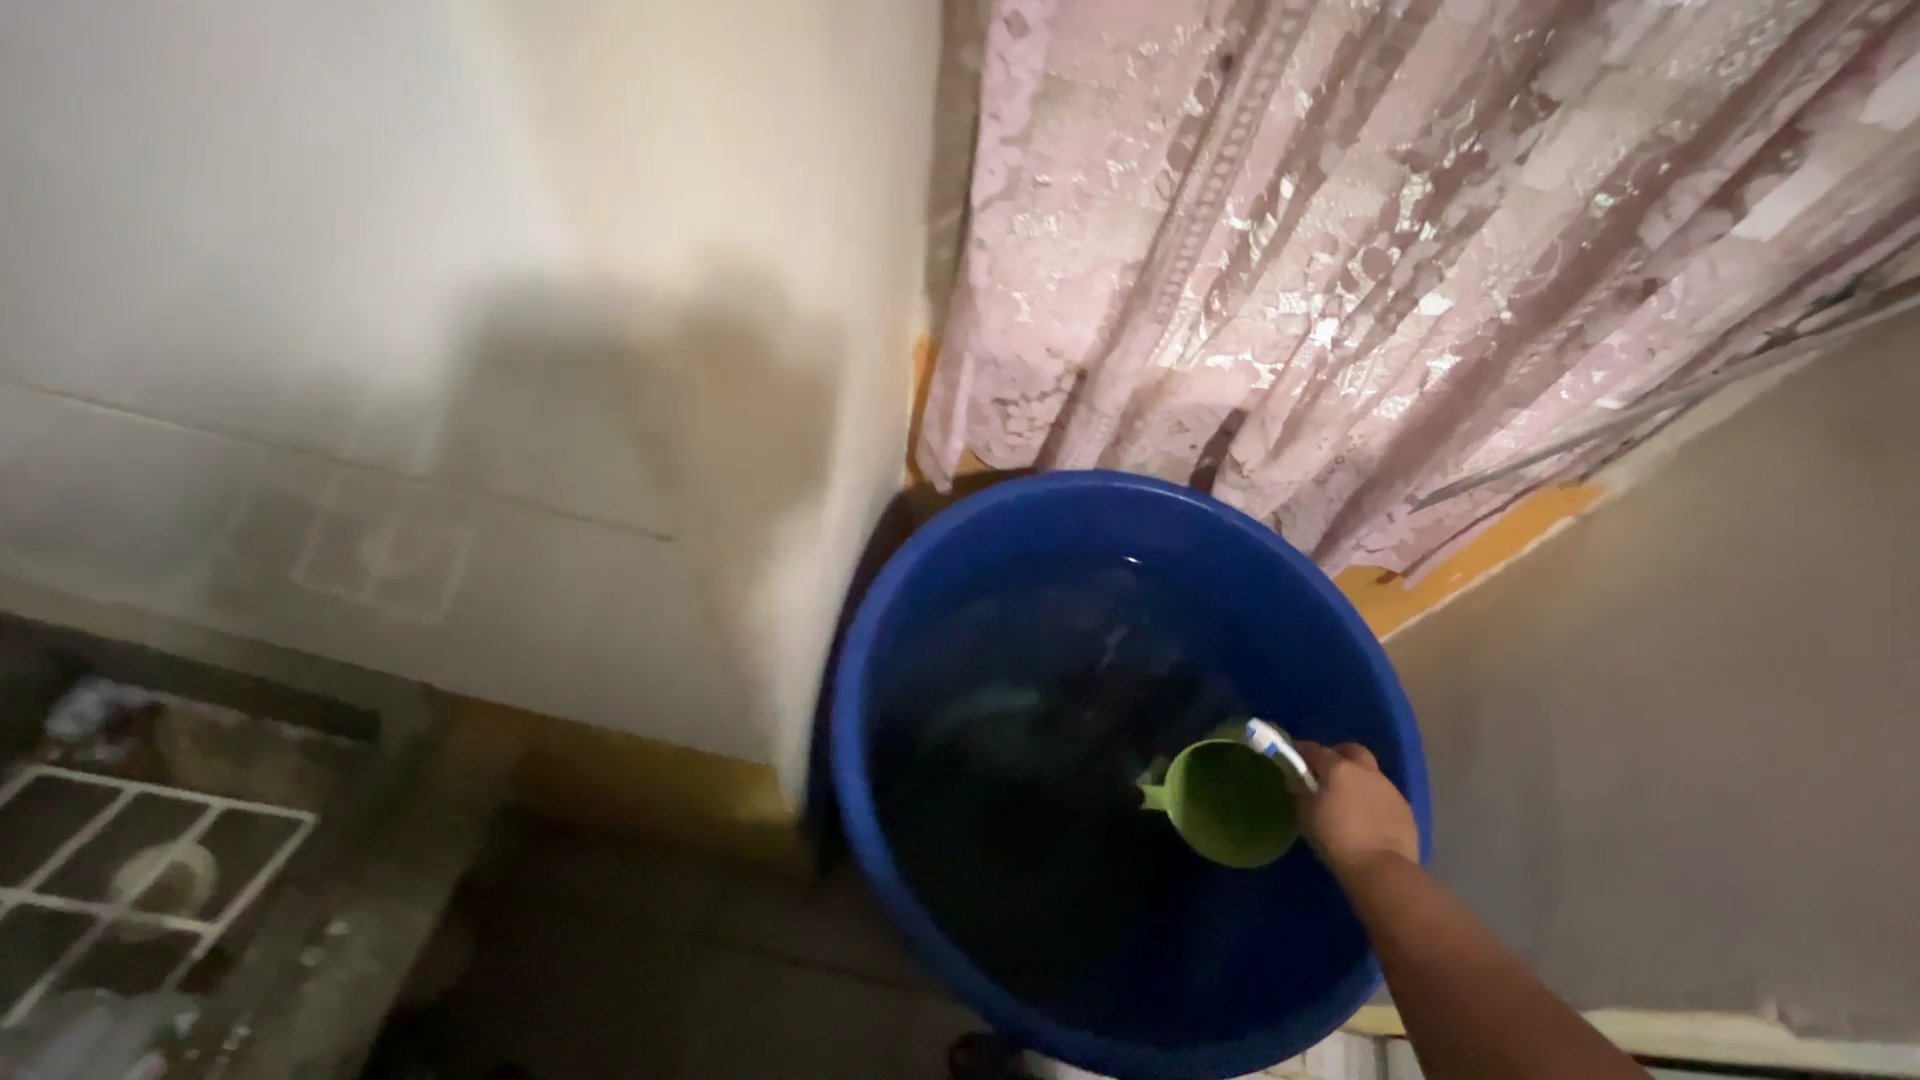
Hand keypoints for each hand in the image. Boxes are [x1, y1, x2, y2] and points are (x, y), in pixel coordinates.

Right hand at [1295, 741, 1418, 873]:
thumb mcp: (1306, 815)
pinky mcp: (1405, 809)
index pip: (1315, 749)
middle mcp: (1366, 771)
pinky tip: (1366, 817)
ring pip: (1370, 774)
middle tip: (1326, 772)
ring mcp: (1389, 789)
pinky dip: (1372, 799)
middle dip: (1338, 755)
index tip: (1293, 758)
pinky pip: (1384, 795)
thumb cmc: (1336, 838)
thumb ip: (1301, 791)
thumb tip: (1299, 780)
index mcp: (1338, 768)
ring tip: (1347, 800)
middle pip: (1351, 751)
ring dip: (1358, 780)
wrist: (1382, 867)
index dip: (1302, 751)